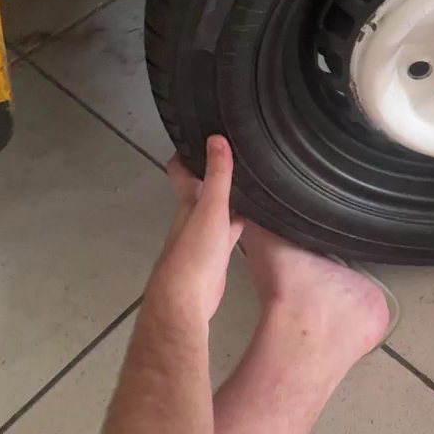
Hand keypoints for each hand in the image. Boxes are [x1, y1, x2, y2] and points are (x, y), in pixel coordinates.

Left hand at [150, 136, 244, 322]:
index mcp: (187, 202)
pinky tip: (252, 217)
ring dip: (229, 196)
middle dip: (213, 171)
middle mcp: (192, 216)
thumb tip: (216, 138)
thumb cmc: (195, 251)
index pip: (181, 170)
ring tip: (250, 179)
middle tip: (234, 152)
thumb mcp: (210, 207)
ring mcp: (204, 236)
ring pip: (217, 209)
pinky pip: (229, 231)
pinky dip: (239, 221)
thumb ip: (217, 175)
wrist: (186, 299)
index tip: (196, 133)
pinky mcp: (216, 255)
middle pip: (202, 188)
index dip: (185, 152)